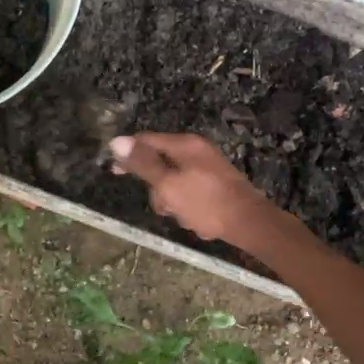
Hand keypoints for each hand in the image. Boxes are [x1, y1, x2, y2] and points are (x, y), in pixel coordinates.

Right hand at [109, 133, 278, 245]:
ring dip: (174, 202)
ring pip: (174, 183)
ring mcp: (207, 167)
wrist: (249, 223)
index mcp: (184, 144)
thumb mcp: (168, 184)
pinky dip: (188, 206)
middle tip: (165, 206)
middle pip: (161, 165)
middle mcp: (196, 150)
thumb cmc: (205, 202)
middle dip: (158, 190)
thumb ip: (143, 164)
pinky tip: (198, 220)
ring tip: (185, 216)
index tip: (114, 171)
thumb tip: (116, 141)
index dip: (128, 154)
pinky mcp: (215, 184)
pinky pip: (190, 192)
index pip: (147, 141)